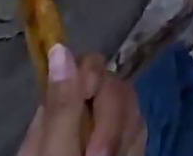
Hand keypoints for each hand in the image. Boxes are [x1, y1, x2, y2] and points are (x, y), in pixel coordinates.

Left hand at [18, 44, 146, 155]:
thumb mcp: (54, 155)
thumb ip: (61, 105)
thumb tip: (60, 47)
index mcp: (53, 114)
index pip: (85, 67)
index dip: (94, 75)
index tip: (93, 95)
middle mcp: (79, 116)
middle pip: (113, 83)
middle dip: (113, 115)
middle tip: (100, 155)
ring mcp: (101, 131)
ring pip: (130, 103)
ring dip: (124, 132)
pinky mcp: (121, 145)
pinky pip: (139, 126)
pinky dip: (133, 143)